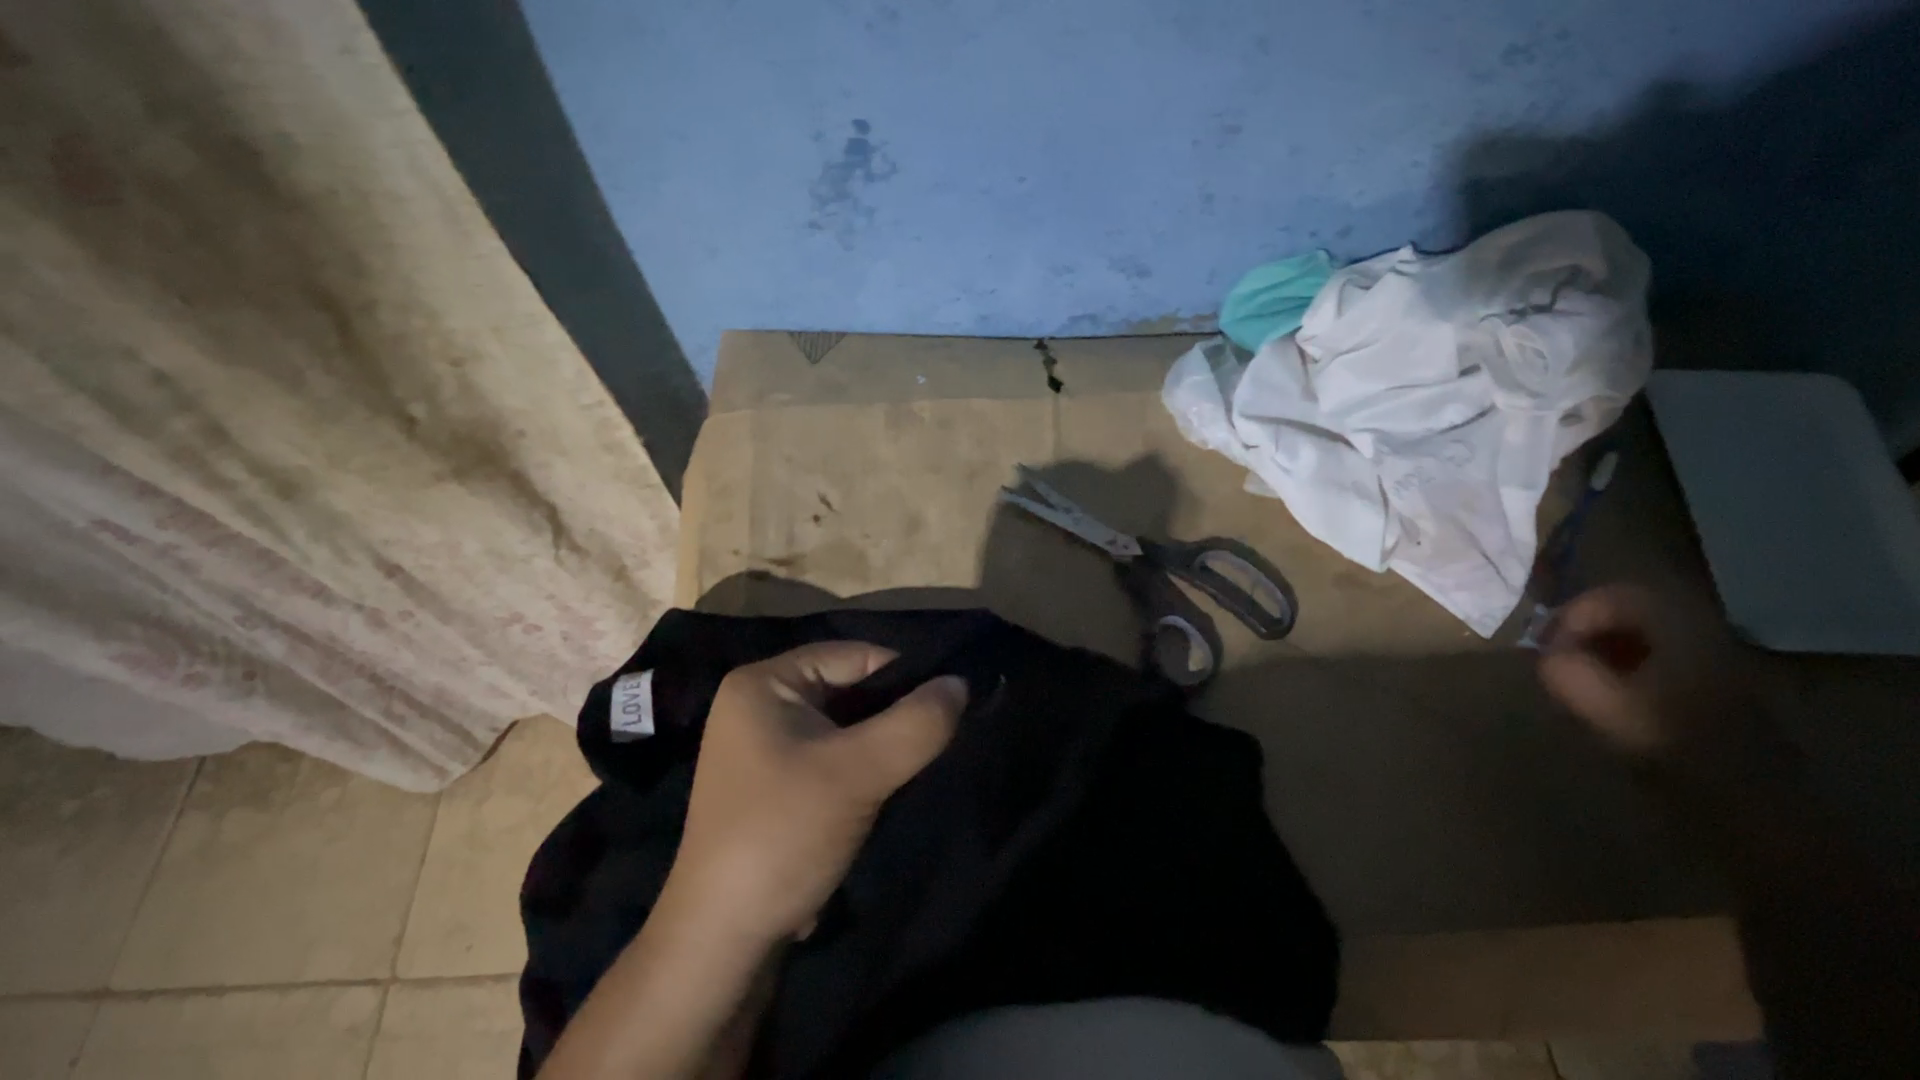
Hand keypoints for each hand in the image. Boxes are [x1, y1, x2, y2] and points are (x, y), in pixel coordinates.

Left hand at [668, 642, 967, 943]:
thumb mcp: (859, 772)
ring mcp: (761, 749)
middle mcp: (756, 706)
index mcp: (761, 683)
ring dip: (882, 746)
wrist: (725, 936)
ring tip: (922, 766)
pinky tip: (892, 791)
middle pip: (848, 691)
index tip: (951, 706)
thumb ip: (917, 723)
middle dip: (895, 714)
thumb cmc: (785, 834)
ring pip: (844, 728)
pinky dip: (863, 770)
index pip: (852, 656)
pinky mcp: (772, 787)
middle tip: (942, 741)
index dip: (905, 675)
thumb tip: (961, 682)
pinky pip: (831, 759)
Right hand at [1537, 583, 1759, 761]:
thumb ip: (1567, 672)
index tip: (1546, 651)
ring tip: (1578, 680)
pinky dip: (1627, 667)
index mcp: (1679, 627)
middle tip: (1556, 661)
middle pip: (1629, 611)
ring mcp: (1715, 658)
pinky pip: (1661, 657)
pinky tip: (1612, 698)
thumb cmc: (1678, 748)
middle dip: (1585, 631)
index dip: (1570, 617)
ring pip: (1644, 635)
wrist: (1756, 804)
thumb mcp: (1608, 710)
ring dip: (1603, 650)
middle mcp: (1702, 630)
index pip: (1612, 596)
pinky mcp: (1717, 686)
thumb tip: (1548, 657)